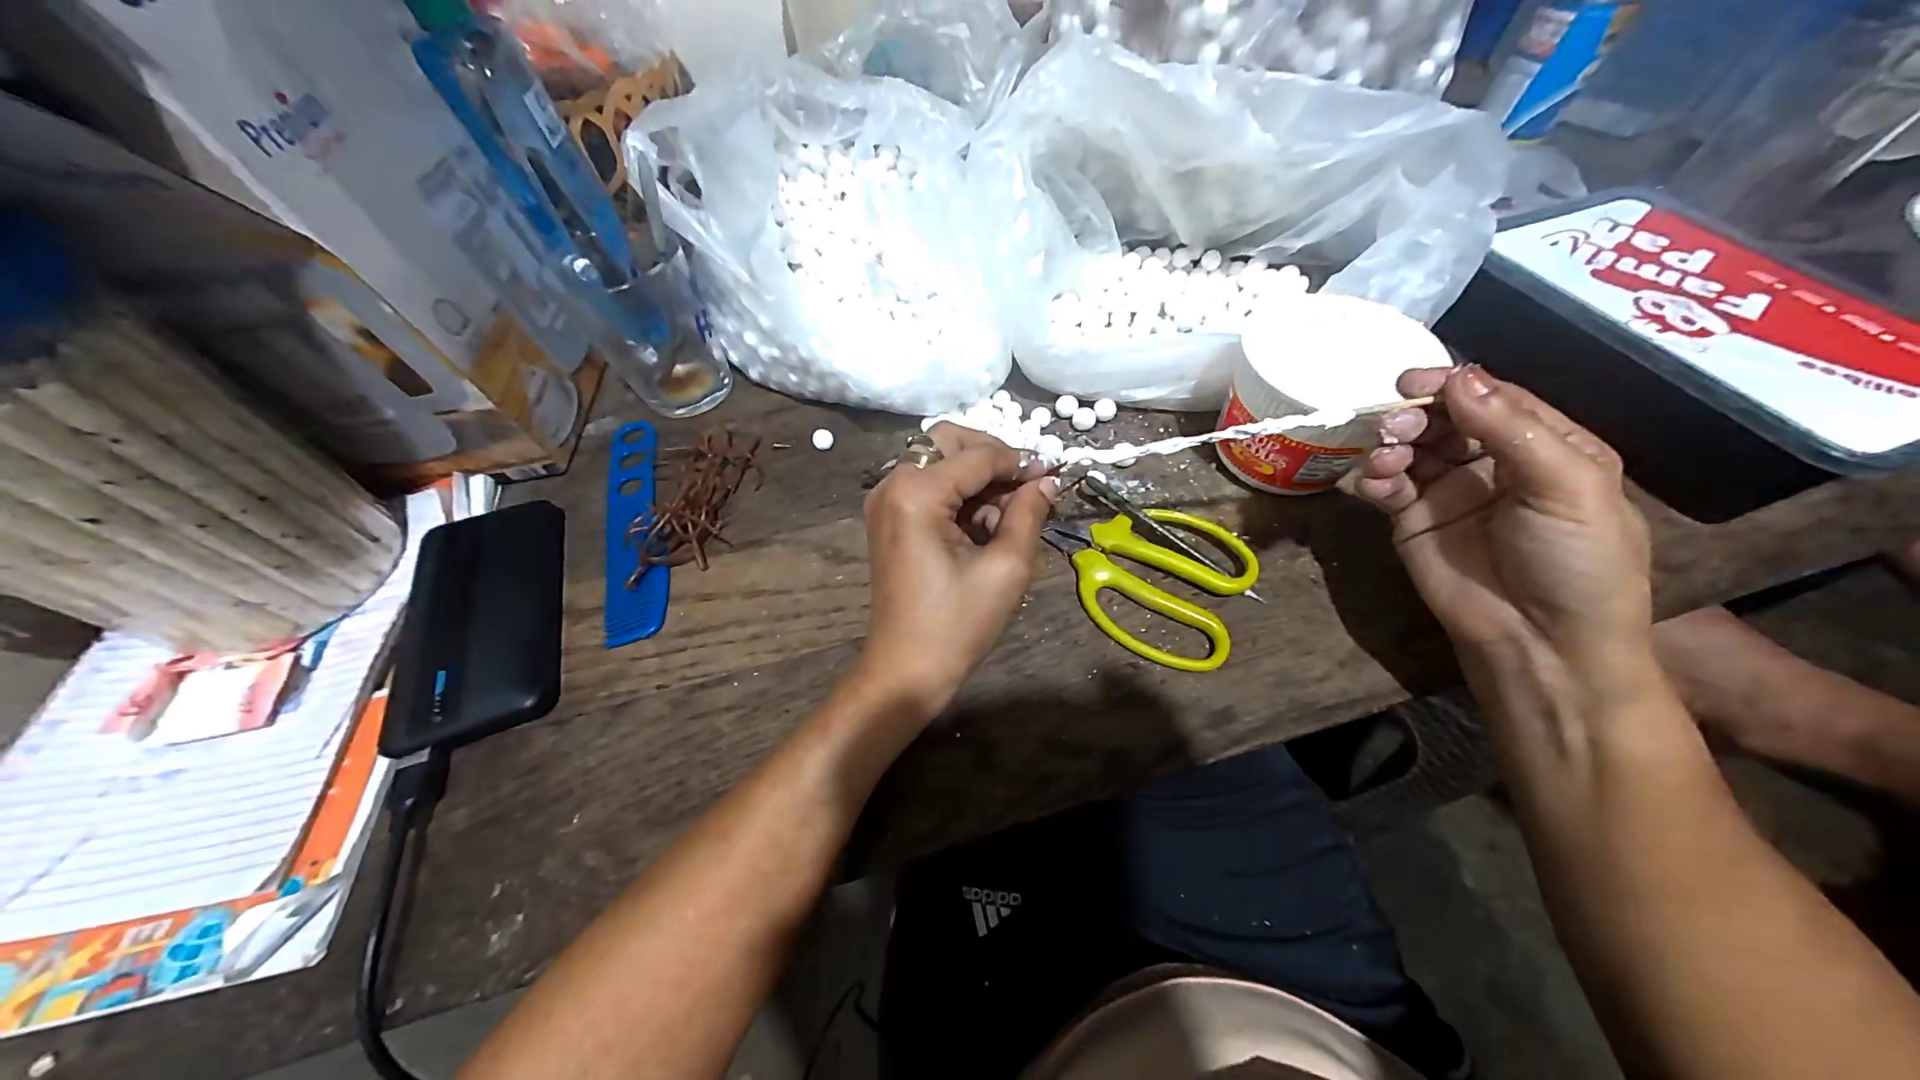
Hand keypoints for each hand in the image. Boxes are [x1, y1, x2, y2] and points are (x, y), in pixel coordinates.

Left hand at [854, 423, 1058, 717]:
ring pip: (939, 461)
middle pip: (948, 441)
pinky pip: (928, 486)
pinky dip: (959, 495)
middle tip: (1025, 487)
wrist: (907, 669)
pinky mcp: (888, 519)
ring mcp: (885, 502)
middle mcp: (892, 485)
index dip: (1020, 462)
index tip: (1053, 475)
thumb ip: (1029, 513)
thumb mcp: (1007, 567)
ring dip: (976, 479)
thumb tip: (1047, 480)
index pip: (977, 455)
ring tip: (1006, 520)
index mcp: (916, 494)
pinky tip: (983, 528)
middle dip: (991, 457)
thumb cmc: (958, 624)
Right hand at [1344, 365, 1652, 673]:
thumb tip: (1459, 376)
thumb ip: (1513, 429)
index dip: (1455, 385)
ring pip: (1411, 449)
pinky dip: (1375, 479)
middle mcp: (1493, 462)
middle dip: (1416, 415)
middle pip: (1445, 419)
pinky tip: (1377, 486)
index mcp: (1546, 445)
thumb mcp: (1567, 487)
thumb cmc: (1576, 562)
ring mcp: (1449, 491)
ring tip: (1386, 461)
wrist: (1540, 643)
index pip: (1494, 399)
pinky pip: (1387, 487)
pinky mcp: (1412, 520)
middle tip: (1394, 425)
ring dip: (1391, 445)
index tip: (1413, 381)